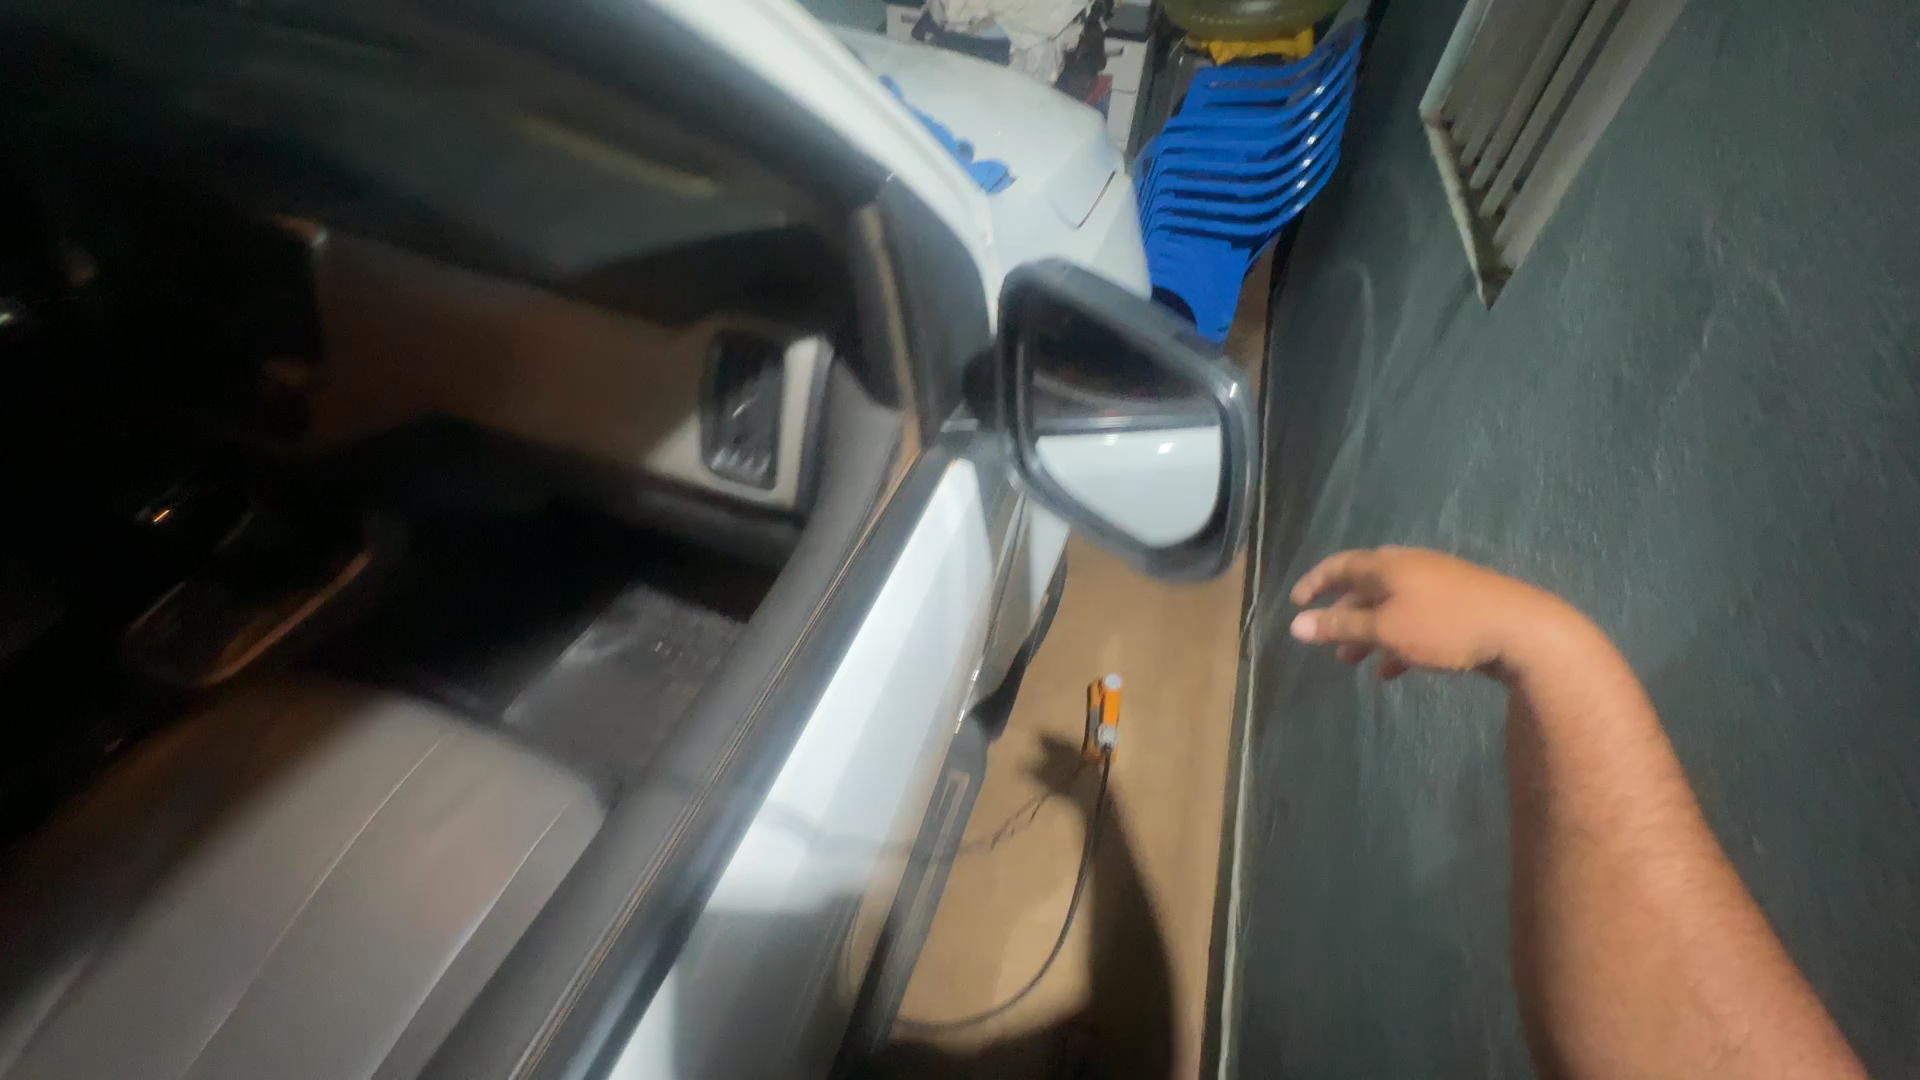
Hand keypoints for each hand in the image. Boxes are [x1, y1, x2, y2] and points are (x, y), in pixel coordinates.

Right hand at [1289, 546, 1566, 679]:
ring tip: (1353, 661)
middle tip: (1327, 642)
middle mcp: (1410, 568)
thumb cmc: (1445, 626)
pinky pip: (1415, 622)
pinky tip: (1391, 671)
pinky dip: (1397, 642)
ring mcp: (1438, 587)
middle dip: (1342, 616)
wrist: (1527, 633)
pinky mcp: (1460, 608)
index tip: (1297, 604)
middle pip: (1364, 589)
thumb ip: (1339, 627)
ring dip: (1367, 633)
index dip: (1314, 583)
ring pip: (1389, 608)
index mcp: (1388, 565)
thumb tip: (1295, 625)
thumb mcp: (1385, 629)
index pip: (1339, 565)